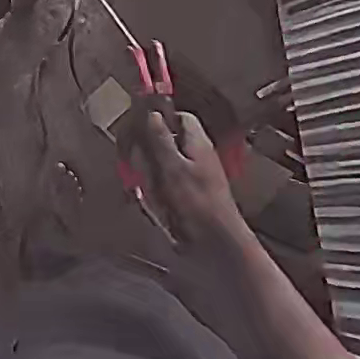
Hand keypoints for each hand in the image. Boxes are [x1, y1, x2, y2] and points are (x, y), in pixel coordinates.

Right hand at [142, 109, 249, 252]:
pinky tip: (155, 201)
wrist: (220, 244)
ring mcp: (200, 176)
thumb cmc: (196, 202)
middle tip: (139, 163)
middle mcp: (201, 156)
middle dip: (152, 150)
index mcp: (198, 143)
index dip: (162, 119)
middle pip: (172, 141)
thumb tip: (152, 113)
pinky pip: (173, 183)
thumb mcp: (173, 168)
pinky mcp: (196, 195)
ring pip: (169, 163)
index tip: (141, 130)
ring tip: (146, 186)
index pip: (181, 118)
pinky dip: (161, 189)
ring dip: (154, 172)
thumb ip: (161, 140)